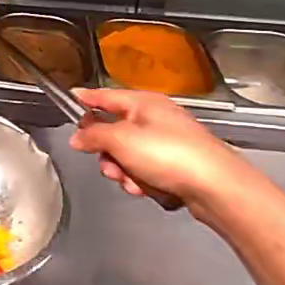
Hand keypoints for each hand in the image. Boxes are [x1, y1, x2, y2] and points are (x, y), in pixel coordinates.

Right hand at [68, 89, 250, 209]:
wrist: (213, 186)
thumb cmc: (173, 155)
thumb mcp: (121, 140)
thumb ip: (94, 135)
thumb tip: (78, 137)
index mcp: (144, 103)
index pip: (105, 96)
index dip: (86, 100)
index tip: (70, 100)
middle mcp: (156, 119)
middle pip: (114, 133)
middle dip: (108, 154)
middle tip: (112, 165)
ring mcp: (167, 142)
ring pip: (128, 157)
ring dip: (126, 173)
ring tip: (136, 181)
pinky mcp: (176, 165)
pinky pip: (145, 173)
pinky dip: (144, 183)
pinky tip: (150, 189)